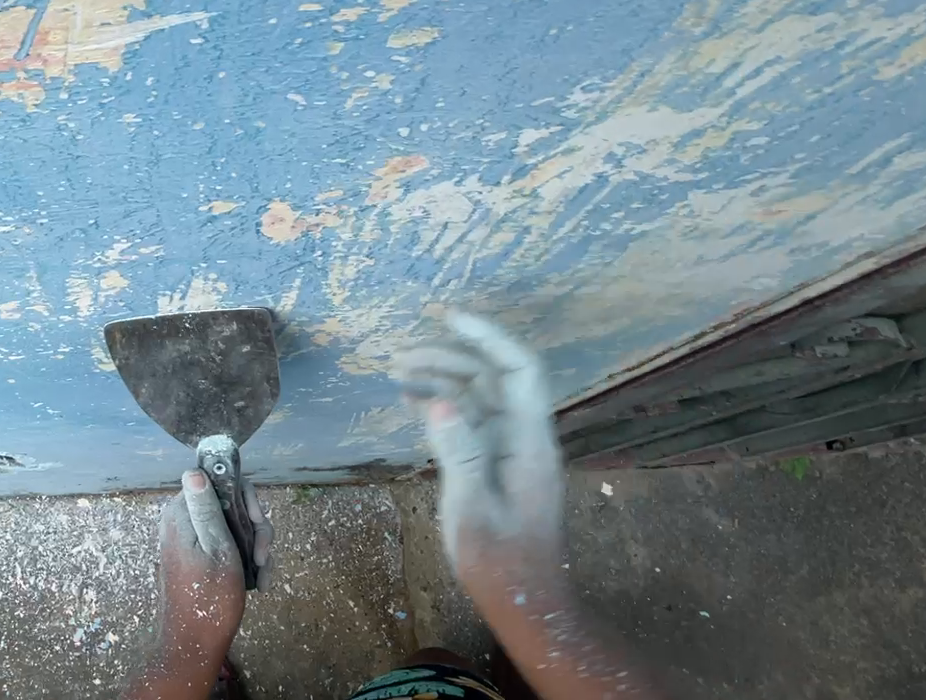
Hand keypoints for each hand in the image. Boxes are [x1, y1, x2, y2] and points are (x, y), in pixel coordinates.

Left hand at [155, 469, 270, 660]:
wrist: (194, 647)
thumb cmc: (209, 599)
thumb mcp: (217, 549)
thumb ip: (208, 509)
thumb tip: (194, 469)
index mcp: (182, 513)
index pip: (217, 481)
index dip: (244, 497)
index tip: (257, 521)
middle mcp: (183, 519)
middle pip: (229, 502)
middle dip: (253, 527)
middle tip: (264, 554)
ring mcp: (190, 537)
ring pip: (233, 524)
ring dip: (254, 545)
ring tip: (264, 574)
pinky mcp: (198, 554)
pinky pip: (227, 543)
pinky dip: (245, 558)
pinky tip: (260, 580)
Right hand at [393, 311, 565, 580]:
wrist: (526, 607)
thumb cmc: (503, 566)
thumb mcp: (475, 512)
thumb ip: (460, 453)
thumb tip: (438, 400)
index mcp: (530, 443)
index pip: (520, 370)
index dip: (489, 337)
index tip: (447, 317)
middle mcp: (523, 436)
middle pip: (490, 376)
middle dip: (446, 357)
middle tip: (399, 358)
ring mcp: (508, 448)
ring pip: (475, 394)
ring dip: (437, 378)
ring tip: (395, 372)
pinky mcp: (492, 460)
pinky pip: (466, 418)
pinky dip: (438, 403)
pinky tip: (410, 399)